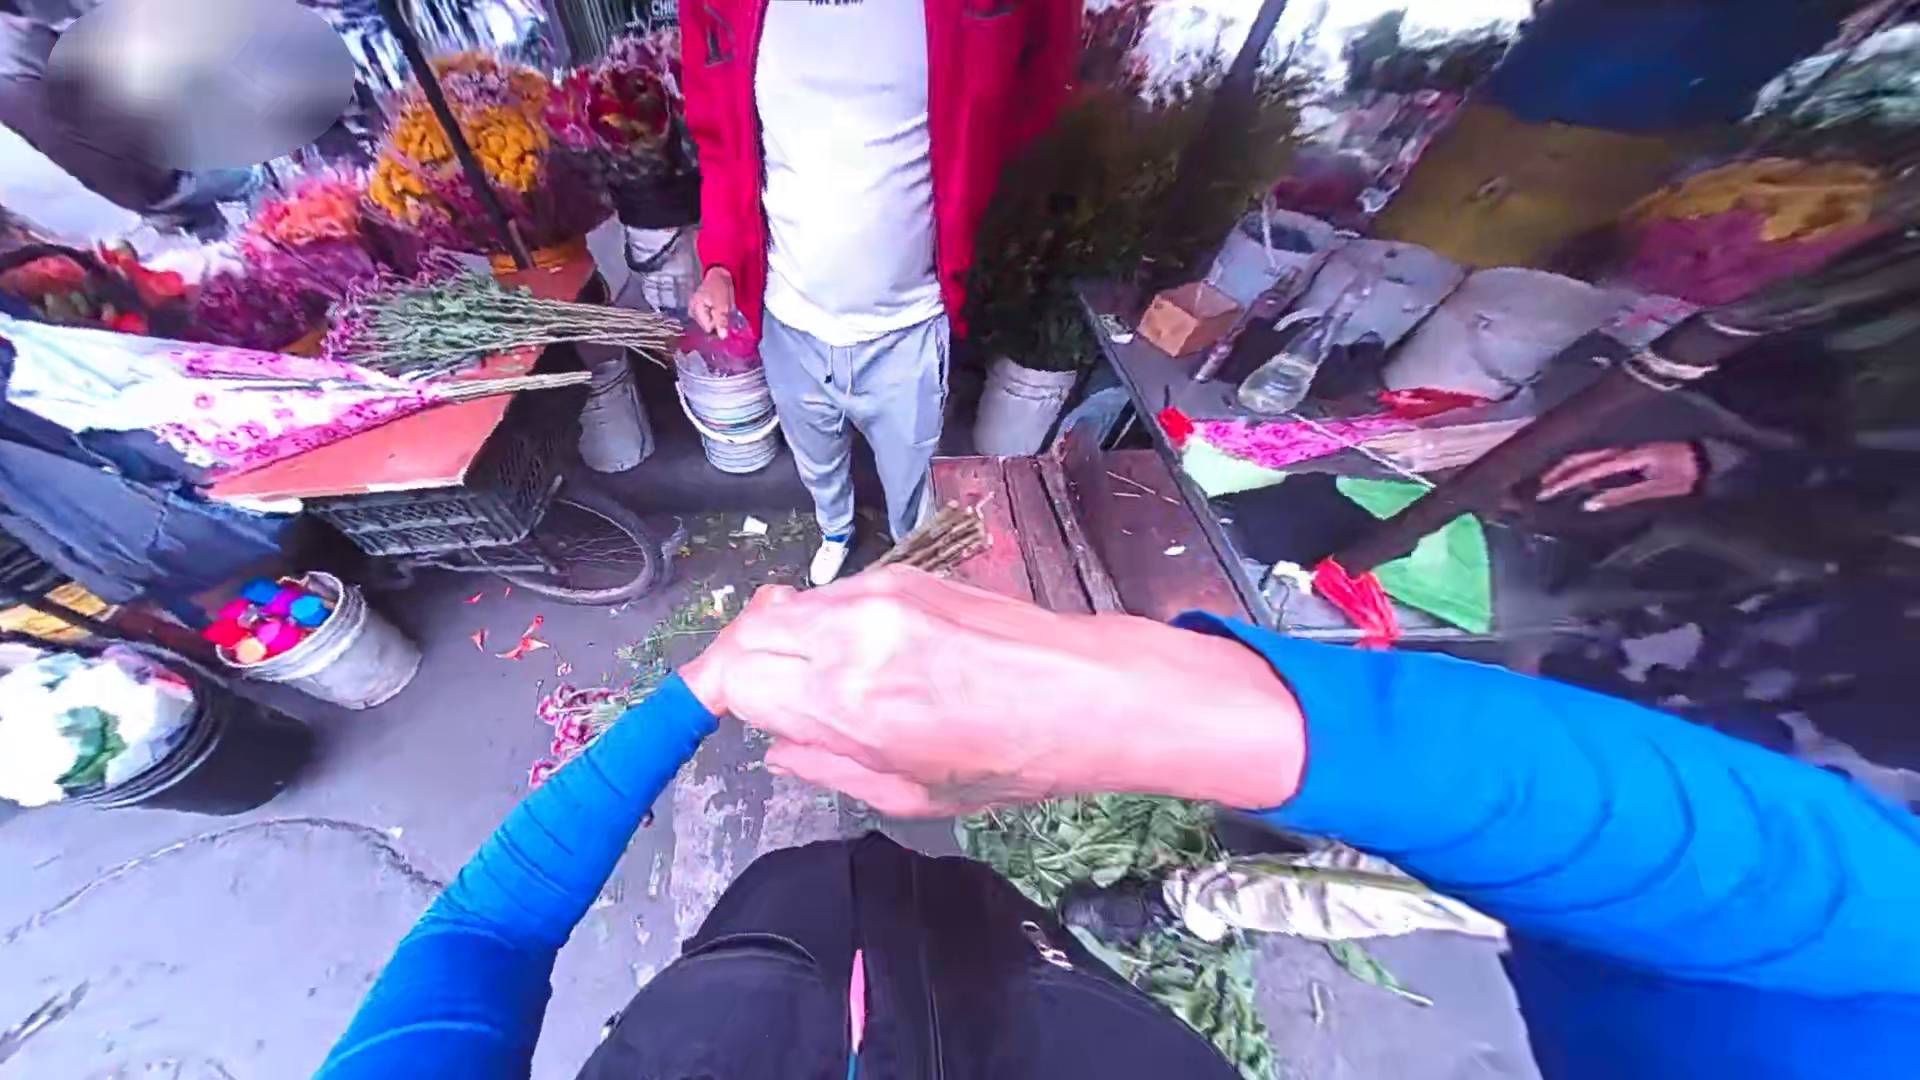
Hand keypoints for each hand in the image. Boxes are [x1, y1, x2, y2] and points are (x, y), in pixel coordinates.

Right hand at [679, 568, 1304, 815]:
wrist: (1083, 688)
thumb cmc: (1008, 758)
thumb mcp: (909, 791)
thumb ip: (825, 762)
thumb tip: (775, 743)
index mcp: (849, 696)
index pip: (733, 673)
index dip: (705, 691)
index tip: (704, 709)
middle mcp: (853, 629)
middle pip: (749, 628)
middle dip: (734, 663)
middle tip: (750, 698)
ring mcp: (881, 590)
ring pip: (786, 604)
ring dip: (776, 640)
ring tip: (806, 679)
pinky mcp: (906, 573)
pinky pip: (832, 594)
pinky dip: (818, 622)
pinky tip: (850, 652)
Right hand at [688, 266, 734, 336]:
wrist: (719, 277)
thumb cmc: (720, 288)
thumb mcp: (722, 304)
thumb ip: (721, 320)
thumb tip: (722, 336)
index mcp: (695, 308)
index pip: (707, 327)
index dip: (718, 327)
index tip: (725, 322)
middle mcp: (693, 312)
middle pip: (707, 328)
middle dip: (717, 325)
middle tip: (724, 316)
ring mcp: (696, 312)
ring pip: (709, 325)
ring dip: (717, 323)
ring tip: (722, 314)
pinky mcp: (701, 312)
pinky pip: (709, 321)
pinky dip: (716, 321)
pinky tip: (719, 316)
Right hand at [1537, 442, 1701, 510]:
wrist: (1717, 457)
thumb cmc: (1690, 475)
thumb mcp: (1661, 488)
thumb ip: (1625, 496)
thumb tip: (1588, 504)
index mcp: (1630, 457)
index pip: (1587, 469)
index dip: (1563, 482)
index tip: (1544, 493)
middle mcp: (1622, 448)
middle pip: (1579, 457)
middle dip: (1556, 472)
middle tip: (1538, 488)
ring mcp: (1624, 445)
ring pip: (1584, 453)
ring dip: (1563, 466)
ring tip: (1546, 479)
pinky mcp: (1627, 447)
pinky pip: (1594, 453)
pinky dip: (1576, 462)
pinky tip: (1569, 472)